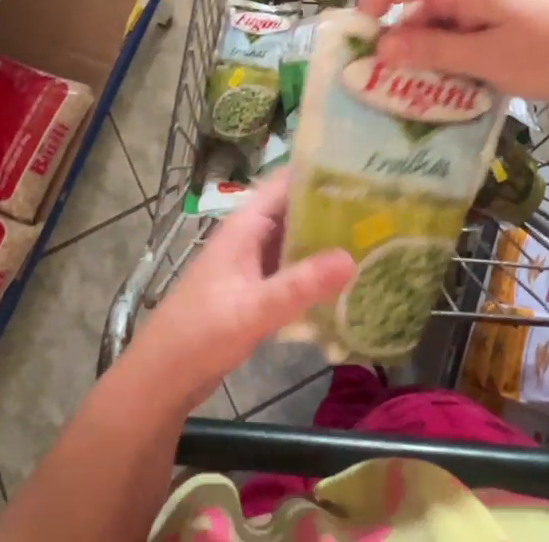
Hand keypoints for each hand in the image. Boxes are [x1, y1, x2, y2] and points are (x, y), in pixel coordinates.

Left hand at [127, 174, 353, 412]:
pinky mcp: (256, 291)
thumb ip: (300, 285)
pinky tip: (348, 282)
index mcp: (245, 226)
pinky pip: (292, 270)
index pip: (286, 182)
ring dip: (328, 240)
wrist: (163, 376)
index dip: (321, 173)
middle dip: (334, 208)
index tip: (365, 172)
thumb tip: (352, 257)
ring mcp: (252, 265)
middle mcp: (250, 237)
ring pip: (296, 241)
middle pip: (296, 210)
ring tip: (376, 239)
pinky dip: (317, 272)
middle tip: (385, 210)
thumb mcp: (253, 309)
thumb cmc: (201, 333)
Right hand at [357, 0, 548, 103]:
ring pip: (437, 19)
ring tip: (426, 92)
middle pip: (415, 1)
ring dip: (427, 51)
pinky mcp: (502, 14)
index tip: (361, 48)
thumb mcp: (487, 59)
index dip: (369, 6)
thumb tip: (380, 48)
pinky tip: (458, 84)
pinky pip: (461, 29)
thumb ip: (431, 50)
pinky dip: (452, 53)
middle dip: (399, 39)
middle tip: (392, 85)